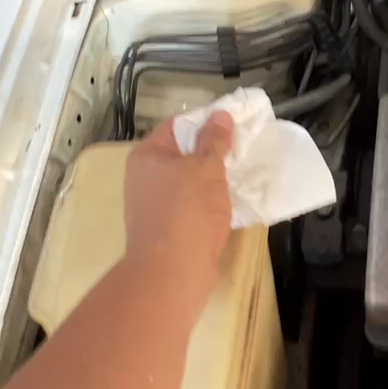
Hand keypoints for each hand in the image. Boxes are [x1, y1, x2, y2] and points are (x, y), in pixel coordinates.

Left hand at [124, 112, 234, 281]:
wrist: (172, 274)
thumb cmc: (187, 212)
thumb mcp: (206, 168)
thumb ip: (214, 140)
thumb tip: (220, 114)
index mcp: (147, 156)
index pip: (178, 125)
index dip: (206, 122)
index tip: (234, 125)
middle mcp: (145, 177)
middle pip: (183, 154)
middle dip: (213, 152)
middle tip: (242, 150)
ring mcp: (154, 205)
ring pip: (189, 181)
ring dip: (213, 179)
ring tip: (242, 174)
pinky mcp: (167, 229)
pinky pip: (191, 205)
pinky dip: (209, 202)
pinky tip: (231, 202)